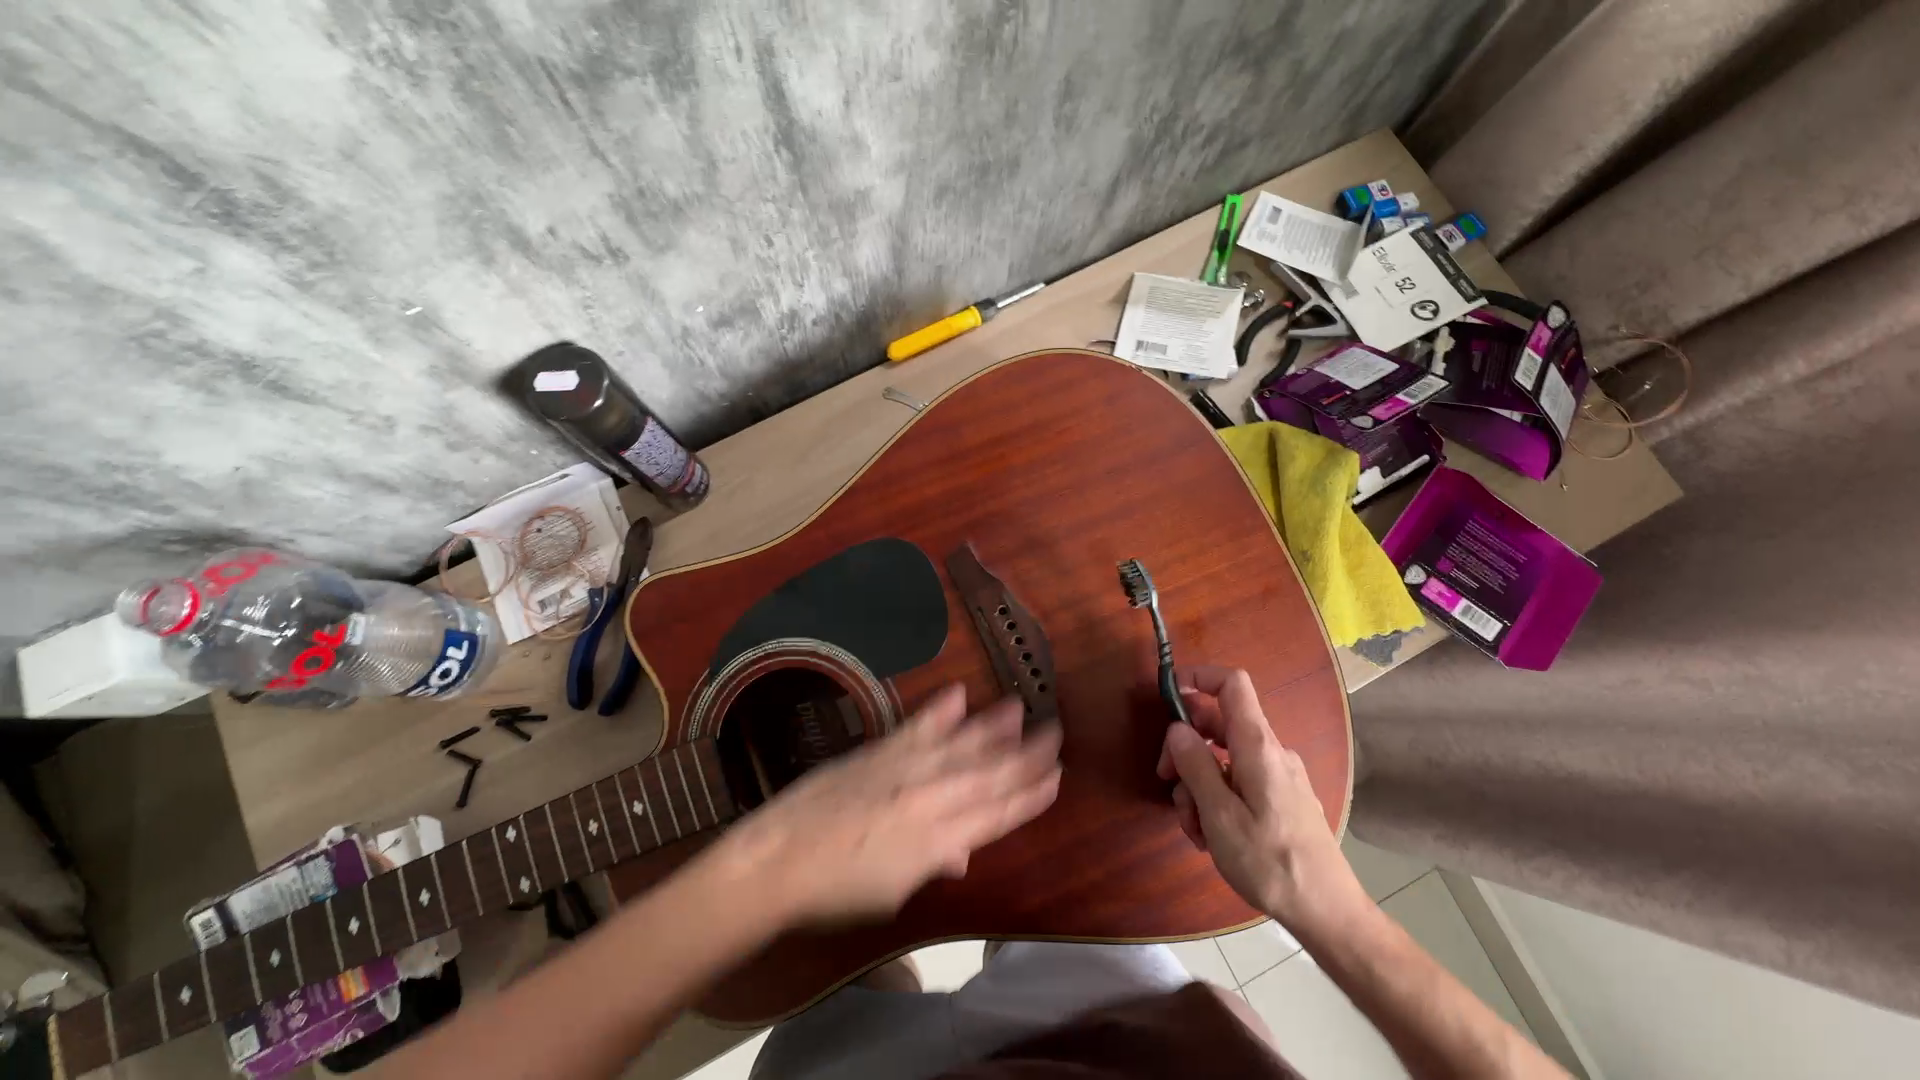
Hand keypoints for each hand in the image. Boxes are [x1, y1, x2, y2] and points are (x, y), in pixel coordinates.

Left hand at [711, 683, 1062, 924]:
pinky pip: (916, 727)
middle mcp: (930, 799)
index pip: (998, 815)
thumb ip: (932, 864)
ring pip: (960, 745)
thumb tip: (959, 854)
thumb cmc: (835, 892)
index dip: (1029, 797)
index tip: (1055, 778)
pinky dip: (939, 711)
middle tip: (1054, 734)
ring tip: (1019, 707)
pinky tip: (959, 694)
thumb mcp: (893, 891)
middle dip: (1025, 756)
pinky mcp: (875, 752)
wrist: (778, 860)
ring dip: (993, 727)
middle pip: (989, 774)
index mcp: (940, 840)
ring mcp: (902, 770)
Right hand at [1156, 666, 1366, 933]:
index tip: (1168, 695)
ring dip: (1199, 785)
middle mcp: (1272, 753)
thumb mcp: (1220, 817)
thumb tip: (1177, 728)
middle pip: (1220, 725)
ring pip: (1226, 760)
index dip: (1199, 677)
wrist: (1327, 911)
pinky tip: (1213, 837)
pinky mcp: (1282, 800)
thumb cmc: (1270, 862)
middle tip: (1166, 783)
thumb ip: (1196, 767)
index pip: (1232, 684)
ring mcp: (1279, 777)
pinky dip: (1219, 800)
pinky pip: (1241, 784)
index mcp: (1258, 747)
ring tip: (1194, 829)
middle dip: (1186, 749)